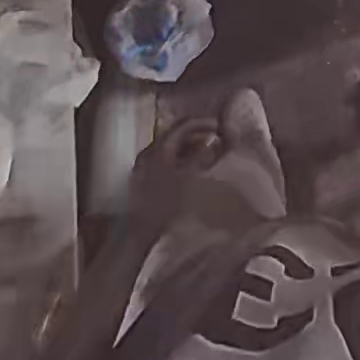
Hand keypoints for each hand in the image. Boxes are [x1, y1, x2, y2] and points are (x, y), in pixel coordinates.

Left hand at [128, 118, 224, 235]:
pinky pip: (165, 158)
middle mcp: (149, 152)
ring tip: (208, 152)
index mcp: (160, 149)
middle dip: (197, 133)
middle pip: (175, 133)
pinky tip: (192, 168)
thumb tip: (212, 140)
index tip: (221, 127)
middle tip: (217, 138)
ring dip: (190, 146)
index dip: (204, 123)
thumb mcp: (188, 181)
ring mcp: (144, 164)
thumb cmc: (164, 208)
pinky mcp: (143, 176)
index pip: (183, 125)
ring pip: (170, 146)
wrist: (138, 235)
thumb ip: (200, 157)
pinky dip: (181, 157)